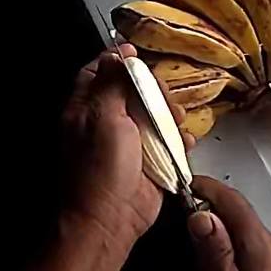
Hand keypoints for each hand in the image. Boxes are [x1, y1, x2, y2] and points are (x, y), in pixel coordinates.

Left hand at [60, 45, 186, 251]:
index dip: (119, 61)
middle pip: (134, 90)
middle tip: (162, 100)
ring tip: (176, 121)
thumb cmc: (101, 167)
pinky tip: (184, 141)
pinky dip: (179, 140)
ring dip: (170, 114)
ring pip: (155, 113)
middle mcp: (106, 120)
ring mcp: (130, 141)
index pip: (100, 71)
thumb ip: (113, 81)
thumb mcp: (103, 115)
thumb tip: (119, 52)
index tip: (139, 57)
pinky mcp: (150, 160)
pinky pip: (169, 141)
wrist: (112, 218)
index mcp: (86, 107)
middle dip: (153, 91)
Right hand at [187, 177, 270, 270]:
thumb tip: (202, 216)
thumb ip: (216, 255)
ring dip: (223, 251)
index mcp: (261, 247)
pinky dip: (237, 264)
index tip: (189, 184)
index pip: (234, 202)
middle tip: (191, 254)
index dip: (209, 188)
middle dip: (212, 228)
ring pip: (247, 242)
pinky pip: (257, 258)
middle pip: (239, 221)